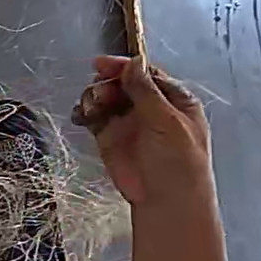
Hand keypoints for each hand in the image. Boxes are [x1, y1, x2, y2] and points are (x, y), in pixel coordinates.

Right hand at [73, 56, 214, 209]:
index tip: (101, 64)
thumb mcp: (166, 122)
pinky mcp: (108, 135)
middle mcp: (148, 106)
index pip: (145, 74)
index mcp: (172, 100)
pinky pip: (92, 116)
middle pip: (121, 83)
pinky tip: (82, 116)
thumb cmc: (177, 161)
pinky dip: (84, 112)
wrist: (164, 200)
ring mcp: (127, 120)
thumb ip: (146, 91)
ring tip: (92, 109)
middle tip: (100, 95)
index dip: (124, 67)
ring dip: (94, 97)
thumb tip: (134, 61)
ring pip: (104, 97)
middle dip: (106, 84)